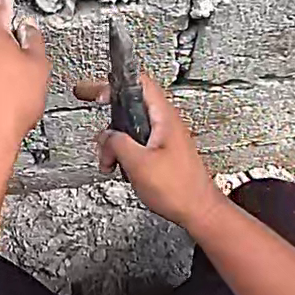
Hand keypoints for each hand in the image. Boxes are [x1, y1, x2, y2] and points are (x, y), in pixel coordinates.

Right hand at [73, 73, 225, 230]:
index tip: (97, 93)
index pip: (139, 83)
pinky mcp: (163, 153)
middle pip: (130, 110)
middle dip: (111, 126)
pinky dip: (125, 155)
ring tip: (110, 162)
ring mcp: (165, 138)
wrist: (198, 211)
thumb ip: (116, 143)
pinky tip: (122, 169)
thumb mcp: (138, 163)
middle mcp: (166, 124)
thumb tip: (105, 136)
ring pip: (132, 131)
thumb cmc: (179, 189)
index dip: (114, 85)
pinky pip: (138, 146)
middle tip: (100, 141)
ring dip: (116, 145)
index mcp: (163, 117)